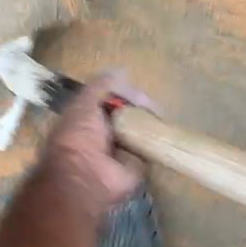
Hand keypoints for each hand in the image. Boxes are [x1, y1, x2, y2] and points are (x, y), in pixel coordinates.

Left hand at [38, 71, 149, 211]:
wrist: (85, 176)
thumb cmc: (78, 136)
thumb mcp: (84, 103)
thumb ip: (100, 86)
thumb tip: (121, 71)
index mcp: (88, 119)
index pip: (111, 101)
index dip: (124, 94)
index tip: (136, 92)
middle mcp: (104, 135)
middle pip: (128, 115)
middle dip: (140, 108)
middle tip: (152, 105)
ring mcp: (122, 152)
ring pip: (141, 132)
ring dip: (150, 124)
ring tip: (161, 116)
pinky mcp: (137, 166)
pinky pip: (150, 151)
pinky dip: (158, 142)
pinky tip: (167, 132)